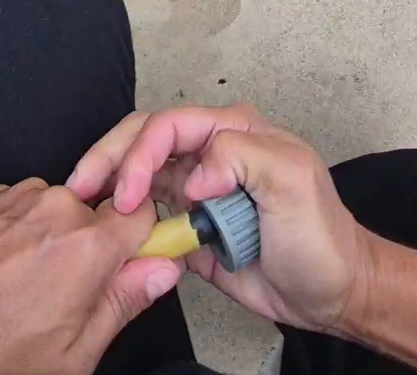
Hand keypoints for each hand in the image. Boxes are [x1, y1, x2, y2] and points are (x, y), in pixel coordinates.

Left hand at [0, 180, 182, 373]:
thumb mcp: (71, 356)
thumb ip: (123, 302)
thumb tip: (161, 269)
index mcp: (88, 246)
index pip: (143, 216)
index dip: (138, 241)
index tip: (129, 261)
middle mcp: (55, 207)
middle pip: (91, 215)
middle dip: (82, 249)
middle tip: (54, 296)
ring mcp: (13, 196)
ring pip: (49, 211)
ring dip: (40, 240)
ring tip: (10, 286)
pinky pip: (10, 207)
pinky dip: (5, 233)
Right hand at [67, 106, 374, 333]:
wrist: (333, 292)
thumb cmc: (320, 233)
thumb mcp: (291, 179)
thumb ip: (240, 156)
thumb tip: (190, 178)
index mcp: (230, 130)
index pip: (168, 124)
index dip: (140, 153)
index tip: (130, 194)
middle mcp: (208, 153)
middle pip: (144, 140)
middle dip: (110, 159)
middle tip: (82, 189)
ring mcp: (196, 189)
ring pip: (139, 176)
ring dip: (110, 187)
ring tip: (83, 208)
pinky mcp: (189, 226)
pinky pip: (149, 220)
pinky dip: (127, 227)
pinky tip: (109, 236)